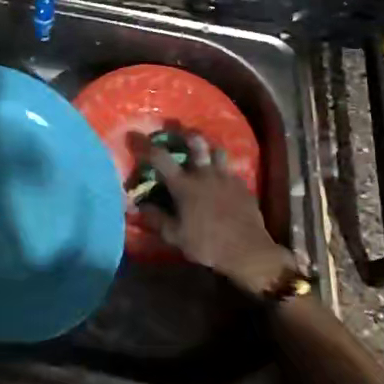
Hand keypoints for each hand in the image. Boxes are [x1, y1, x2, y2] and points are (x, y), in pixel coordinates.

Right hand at [135, 132, 300, 296]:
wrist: (247, 250)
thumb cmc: (207, 244)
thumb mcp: (175, 236)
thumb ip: (156, 218)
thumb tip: (139, 205)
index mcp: (184, 185)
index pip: (160, 158)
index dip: (145, 145)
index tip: (135, 135)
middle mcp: (204, 174)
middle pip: (196, 143)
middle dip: (186, 134)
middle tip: (180, 132)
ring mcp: (225, 177)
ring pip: (217, 151)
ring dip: (208, 148)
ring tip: (204, 151)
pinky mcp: (242, 185)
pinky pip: (230, 169)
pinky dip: (223, 168)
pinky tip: (221, 177)